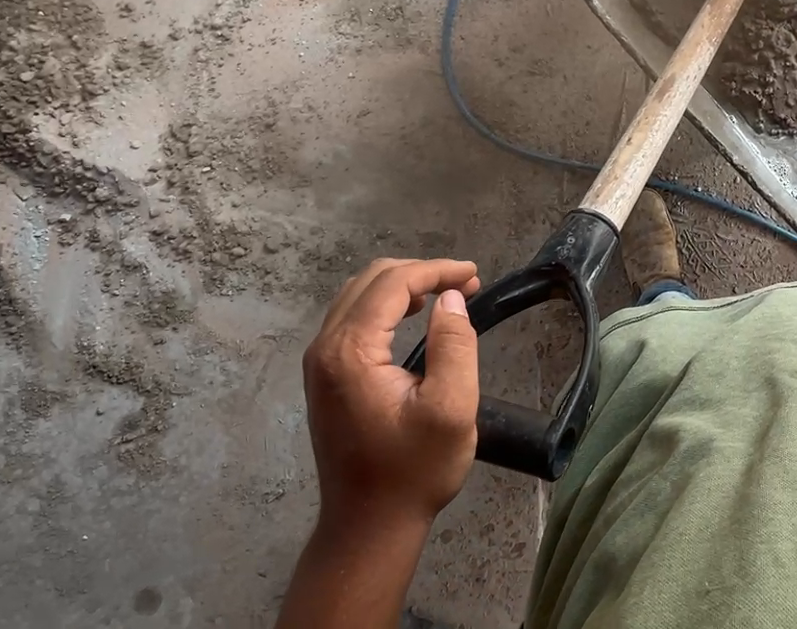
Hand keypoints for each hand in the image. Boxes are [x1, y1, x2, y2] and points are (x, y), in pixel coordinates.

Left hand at [302, 258, 481, 531]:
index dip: (437, 270)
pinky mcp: (325, 375)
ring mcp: (320, 363)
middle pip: (371, 280)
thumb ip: (455, 345)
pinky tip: (415, 314)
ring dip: (405, 285)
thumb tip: (451, 299)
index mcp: (351, 352)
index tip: (476, 276)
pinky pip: (353, 316)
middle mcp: (325, 349)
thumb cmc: (414, 470)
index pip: (393, 284)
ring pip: (359, 294)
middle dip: (422, 272)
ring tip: (448, 295)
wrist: (368, 526)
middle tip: (467, 285)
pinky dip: (388, 304)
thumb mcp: (452, 407)